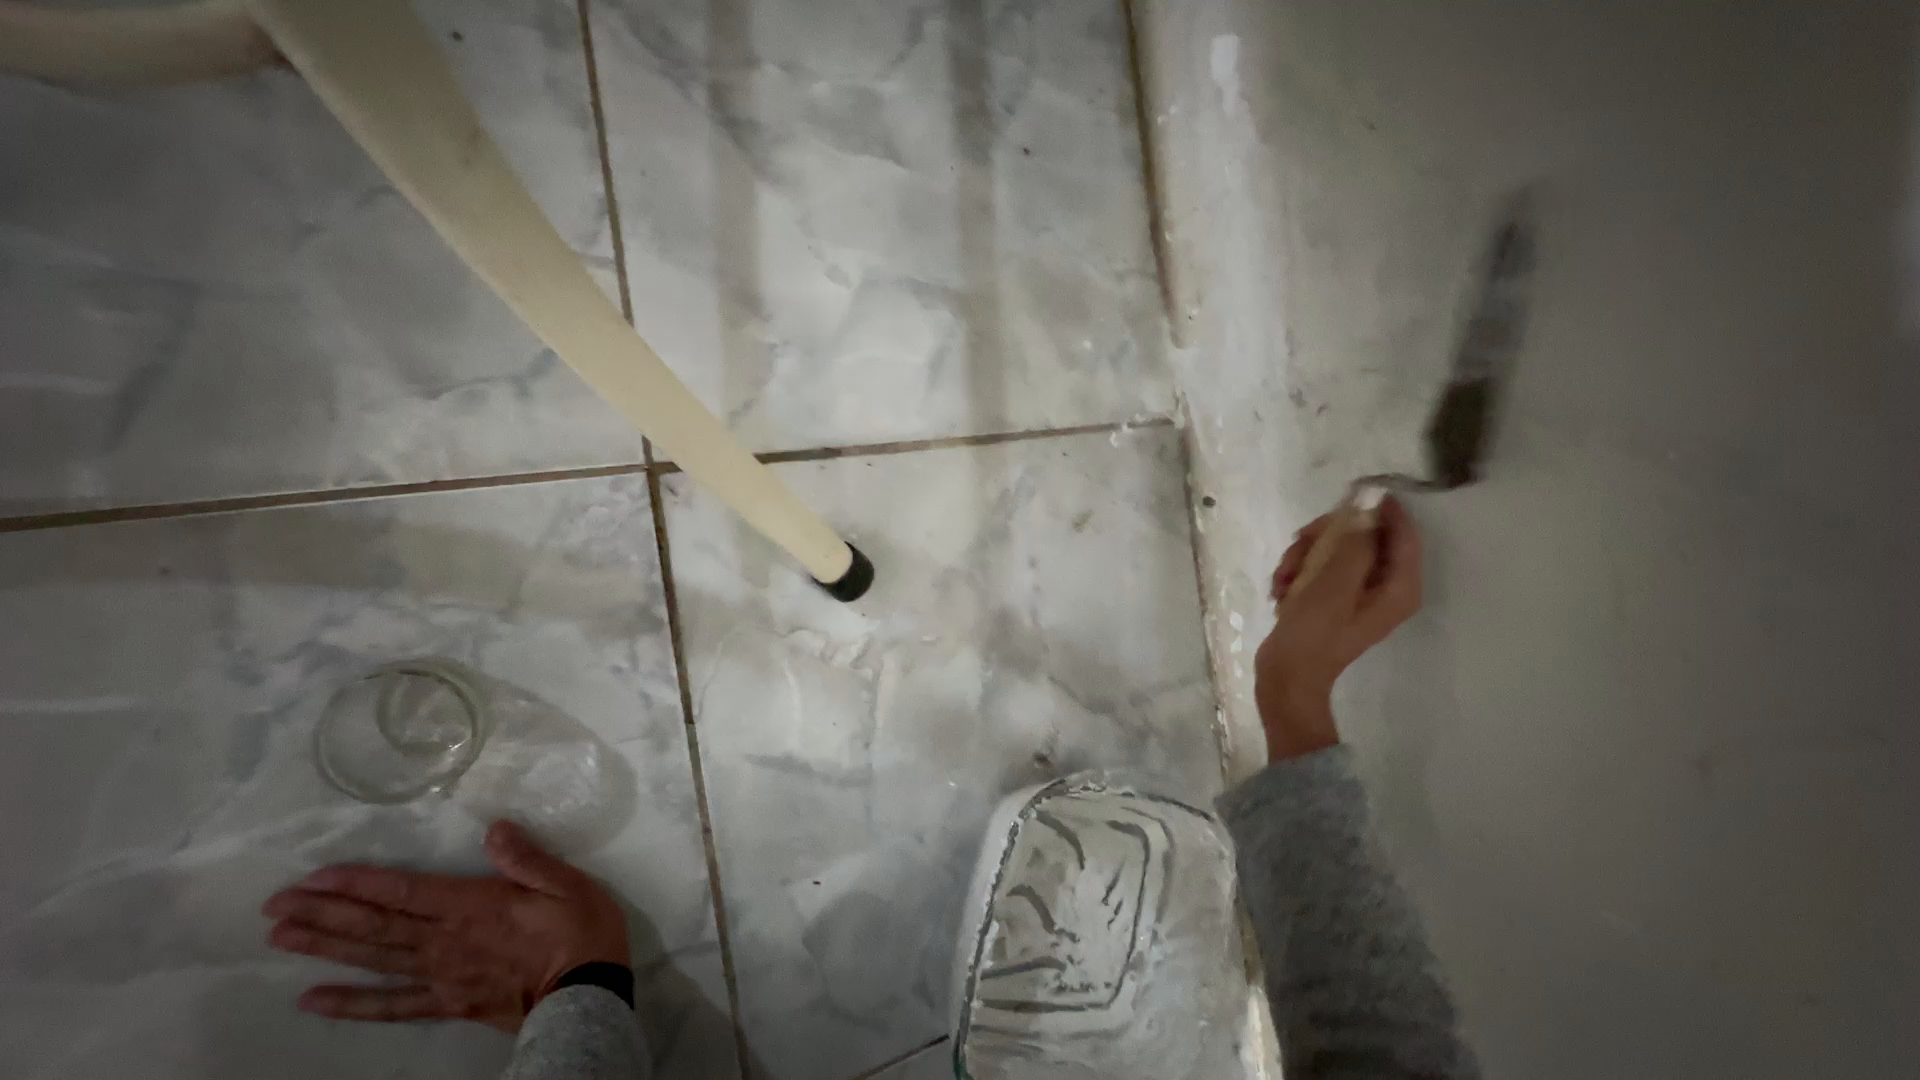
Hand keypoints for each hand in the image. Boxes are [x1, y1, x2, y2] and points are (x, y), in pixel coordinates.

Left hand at [263, 821, 628, 1032]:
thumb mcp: (567, 883)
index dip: (360, 883)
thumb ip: (527, 858)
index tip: (316, 877)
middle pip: (378, 926)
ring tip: (282, 938)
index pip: (407, 892)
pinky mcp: (447, 1004)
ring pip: (375, 960)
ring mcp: (442, 976)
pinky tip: (313, 1000)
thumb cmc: (581, 930)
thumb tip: (493, 829)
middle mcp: (447, 941)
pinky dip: (350, 1004)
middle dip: (326, 912)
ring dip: (327, 948)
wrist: (586, 994)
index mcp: (475, 906)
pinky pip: (391, 1007)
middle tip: (276, 905)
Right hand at [1255, 494, 1422, 761]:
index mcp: (1399, 586)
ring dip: (1304, 556)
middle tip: (1299, 542)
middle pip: (1363, 536)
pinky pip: (1318, 567)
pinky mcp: (1331, 597)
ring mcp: (1356, 592)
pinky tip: (1281, 589)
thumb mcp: (1333, 584)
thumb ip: (1354, 541)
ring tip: (1284, 578)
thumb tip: (1367, 501)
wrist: (1285, 679)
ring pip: (1334, 549)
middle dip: (1326, 536)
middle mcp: (1385, 586)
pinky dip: (1297, 572)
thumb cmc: (1314, 635)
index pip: (1403, 531)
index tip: (1347, 492)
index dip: (1379, 507)